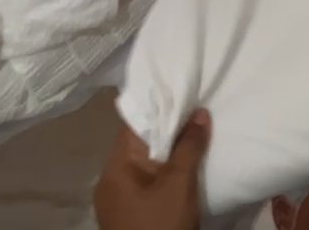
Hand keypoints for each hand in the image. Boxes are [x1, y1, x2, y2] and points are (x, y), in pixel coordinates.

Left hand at [95, 110, 210, 229]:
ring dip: (169, 150)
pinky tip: (185, 165)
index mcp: (114, 170)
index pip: (135, 124)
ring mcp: (118, 201)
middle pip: (140, 143)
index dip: (160, 106)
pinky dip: (165, 169)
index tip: (185, 92)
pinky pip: (147, 180)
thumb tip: (199, 112)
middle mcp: (110, 182)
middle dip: (168, 128)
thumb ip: (189, 145)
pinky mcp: (128, 215)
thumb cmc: (161, 225)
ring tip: (195, 133)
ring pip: (145, 162)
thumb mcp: (180, 183)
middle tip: (197, 111)